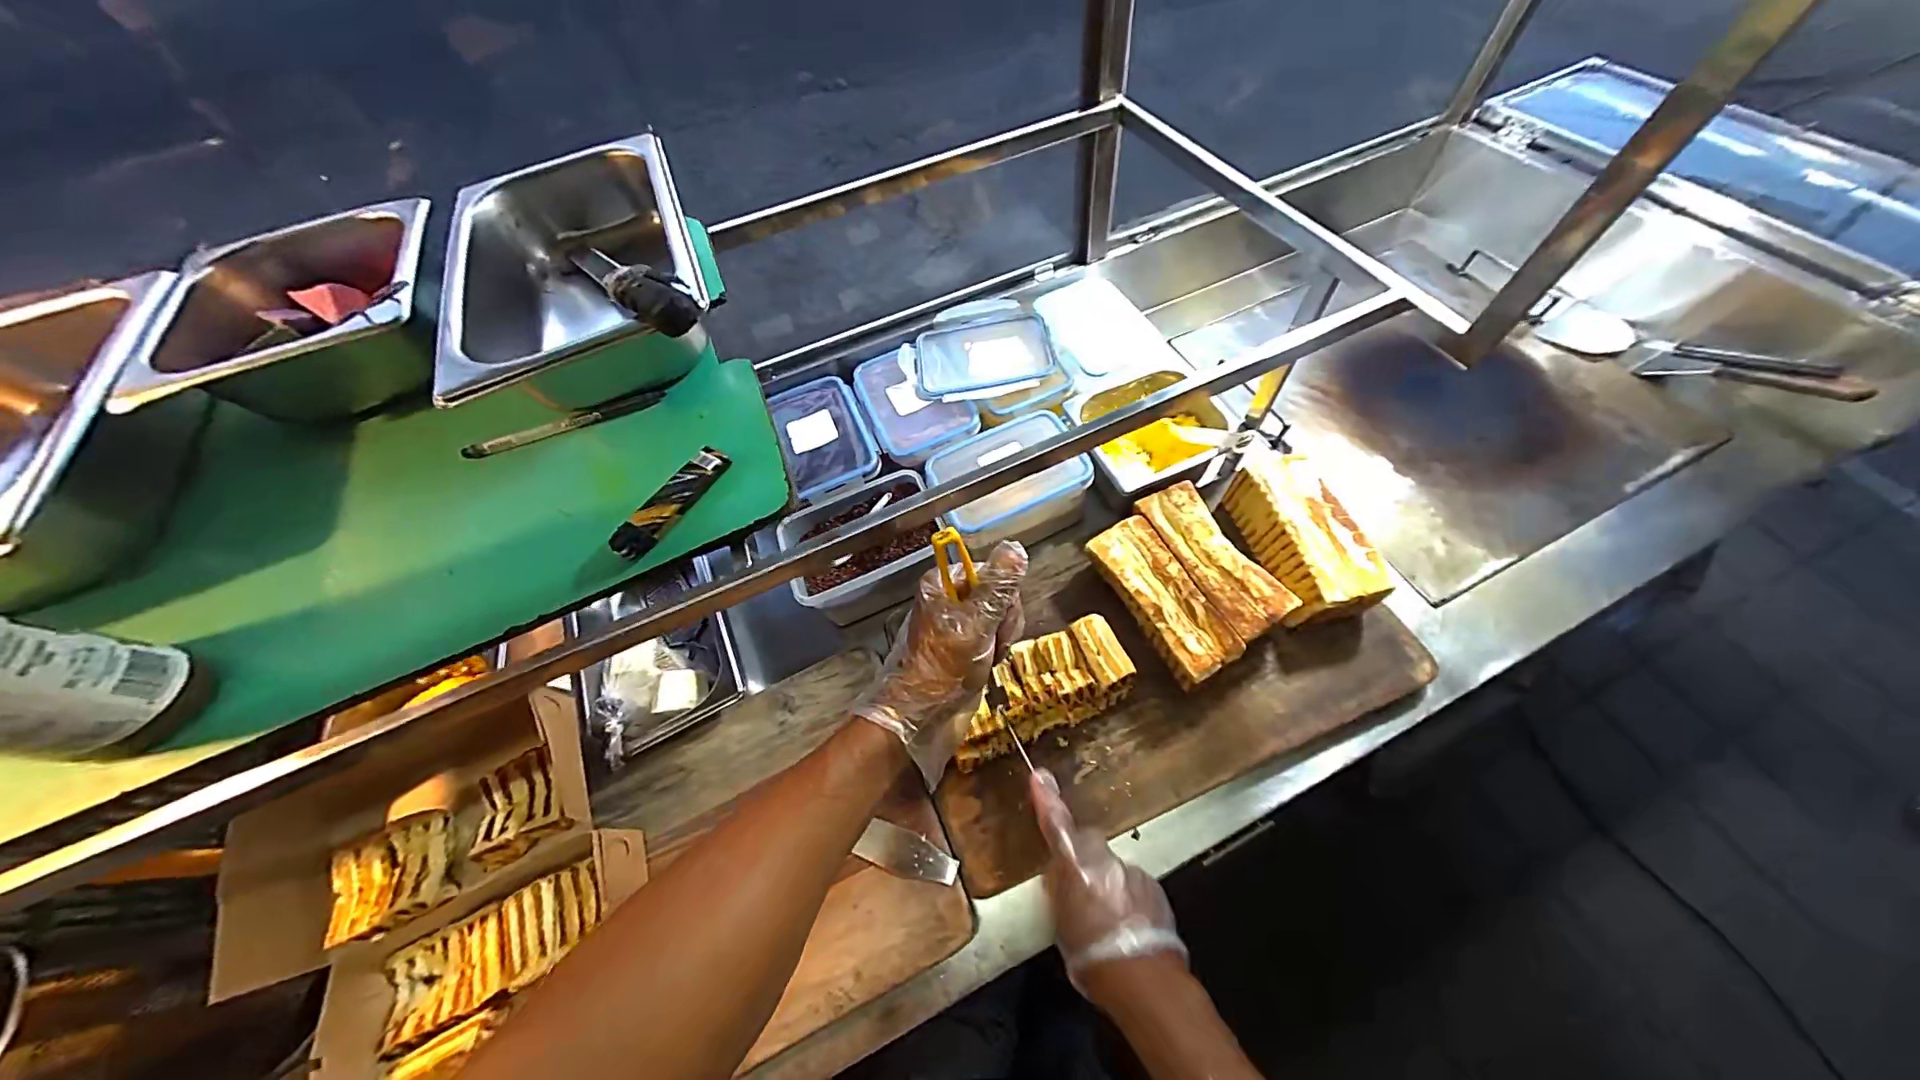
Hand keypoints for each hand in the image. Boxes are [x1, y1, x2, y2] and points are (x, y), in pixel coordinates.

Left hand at [853, 540, 1026, 786]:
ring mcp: (958, 626)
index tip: (999, 617)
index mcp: (943, 584)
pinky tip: (987, 667)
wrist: (921, 719)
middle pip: (999, 595)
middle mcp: (950, 600)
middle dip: (1004, 620)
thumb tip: (1015, 547)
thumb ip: (998, 587)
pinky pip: (995, 639)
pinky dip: (996, 653)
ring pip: (1001, 619)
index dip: (1003, 594)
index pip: (991, 571)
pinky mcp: (966, 649)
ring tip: (986, 659)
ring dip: (1002, 639)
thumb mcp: (976, 624)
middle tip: (991, 642)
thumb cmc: (943, 669)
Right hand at [1029, 768, 1187, 994]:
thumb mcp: (1062, 923)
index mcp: (1076, 867)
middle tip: (1079, 889)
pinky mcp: (1155, 887)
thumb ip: (1061, 888)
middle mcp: (1105, 861)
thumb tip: (1060, 873)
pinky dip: (1127, 898)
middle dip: (1083, 859)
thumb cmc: (1091, 958)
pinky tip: (1127, 926)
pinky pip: (1133, 885)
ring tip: (1107, 921)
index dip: (1047, 799)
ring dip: (1107, 884)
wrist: (1143, 980)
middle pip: (1089, 845)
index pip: (1057, 825)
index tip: (1040, 775)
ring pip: (1112, 868)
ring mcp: (1133, 872)